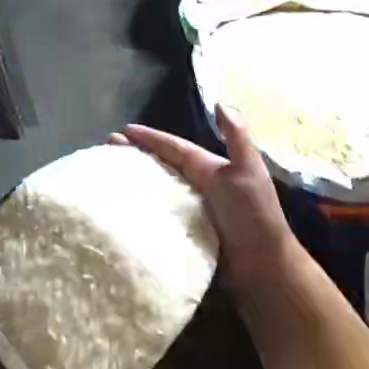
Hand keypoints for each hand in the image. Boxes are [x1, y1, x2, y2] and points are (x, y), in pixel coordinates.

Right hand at [112, 107, 295, 289]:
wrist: (262, 266)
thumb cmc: (253, 214)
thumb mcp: (248, 169)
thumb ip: (236, 136)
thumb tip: (219, 102)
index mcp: (210, 168)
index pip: (174, 147)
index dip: (151, 138)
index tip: (124, 130)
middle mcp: (199, 185)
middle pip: (160, 165)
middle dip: (136, 154)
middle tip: (106, 148)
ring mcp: (191, 211)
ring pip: (157, 189)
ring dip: (134, 179)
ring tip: (106, 173)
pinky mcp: (186, 235)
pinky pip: (158, 216)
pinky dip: (140, 210)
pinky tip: (120, 210)